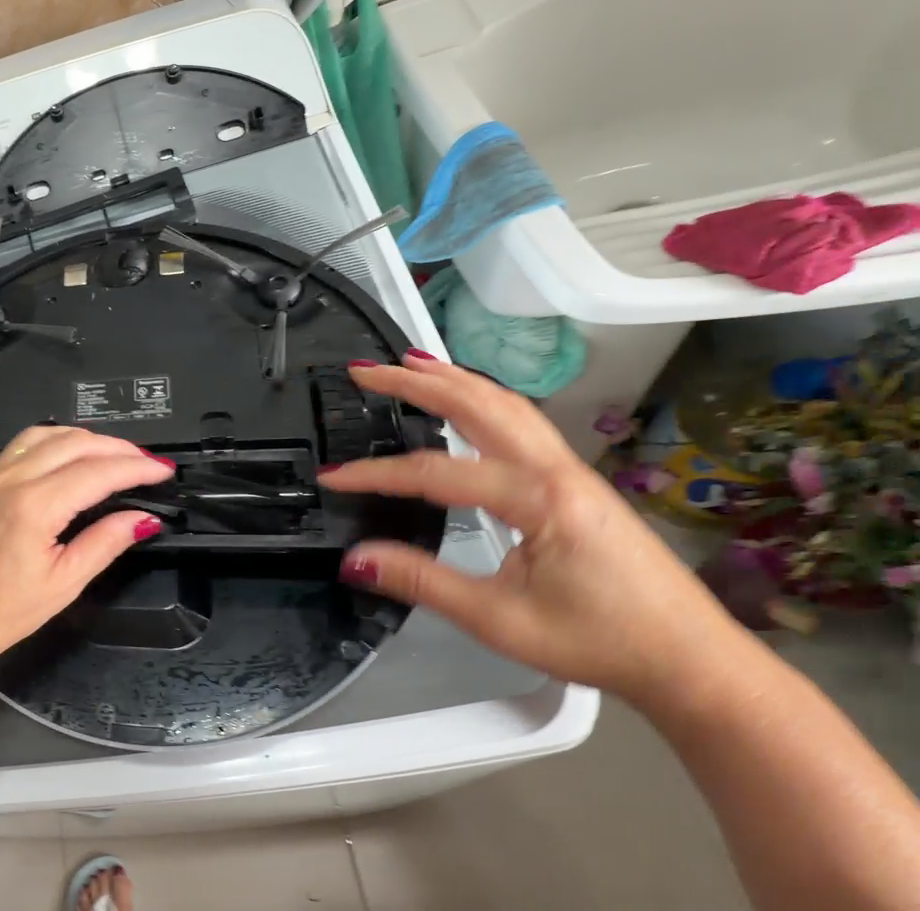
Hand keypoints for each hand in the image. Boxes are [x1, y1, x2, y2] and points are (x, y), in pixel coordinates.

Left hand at [0, 425, 173, 671]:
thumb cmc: (1, 612)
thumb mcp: (64, 583)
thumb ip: (106, 542)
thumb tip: (143, 519)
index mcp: (33, 506)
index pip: (97, 472)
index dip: (136, 468)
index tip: (163, 471)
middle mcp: (10, 481)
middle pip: (74, 443)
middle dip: (117, 448)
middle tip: (147, 464)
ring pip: (46, 436)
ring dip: (85, 439)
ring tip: (115, 456)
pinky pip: (21, 446)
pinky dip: (53, 442)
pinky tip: (70, 456)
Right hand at [317, 354, 745, 705]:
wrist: (690, 660)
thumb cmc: (601, 641)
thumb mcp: (499, 619)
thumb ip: (421, 582)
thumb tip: (356, 559)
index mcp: (539, 498)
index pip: (436, 471)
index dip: (377, 474)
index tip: (333, 478)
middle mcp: (556, 471)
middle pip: (478, 404)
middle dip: (416, 381)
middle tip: (364, 371)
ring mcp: (571, 472)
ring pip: (505, 404)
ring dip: (452, 379)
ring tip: (409, 364)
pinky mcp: (577, 483)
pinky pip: (522, 421)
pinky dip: (481, 398)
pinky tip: (466, 403)